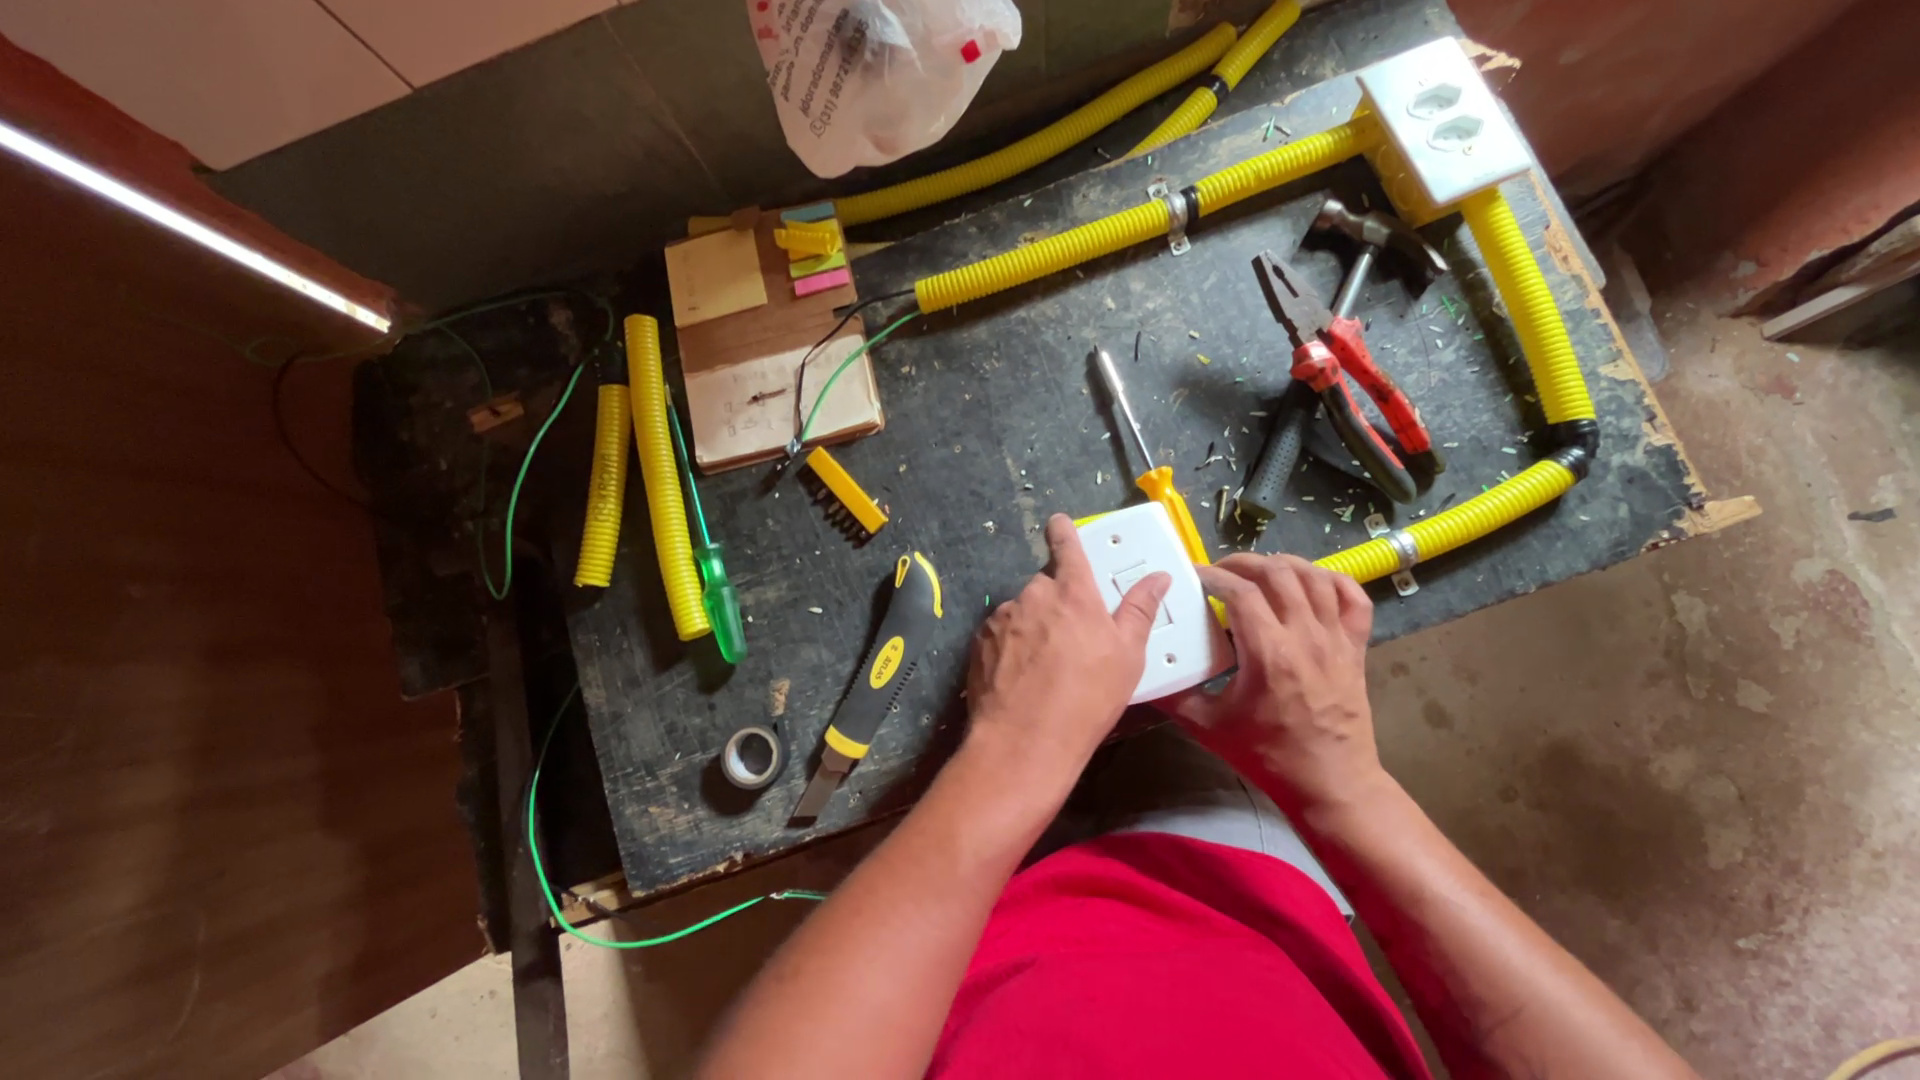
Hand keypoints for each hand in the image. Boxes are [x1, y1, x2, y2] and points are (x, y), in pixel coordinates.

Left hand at [964, 514, 1169, 784]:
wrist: (1024, 740)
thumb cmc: (1086, 698)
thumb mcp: (1128, 657)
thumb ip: (1140, 610)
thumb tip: (1158, 577)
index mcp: (1073, 592)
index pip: (1067, 544)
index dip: (1063, 530)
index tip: (1058, 522)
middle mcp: (1033, 595)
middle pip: (1045, 583)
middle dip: (1056, 599)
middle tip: (1071, 635)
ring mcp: (1002, 618)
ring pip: (1022, 610)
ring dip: (1032, 625)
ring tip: (1046, 665)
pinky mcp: (979, 641)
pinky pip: (1000, 633)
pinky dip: (1010, 646)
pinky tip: (1021, 675)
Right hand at [1164, 554, 1385, 817]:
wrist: (1330, 783)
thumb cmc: (1267, 755)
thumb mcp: (1208, 727)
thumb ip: (1174, 696)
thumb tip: (1144, 673)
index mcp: (1269, 654)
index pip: (1240, 592)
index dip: (1213, 576)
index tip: (1194, 577)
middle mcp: (1306, 637)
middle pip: (1278, 573)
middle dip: (1244, 562)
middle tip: (1221, 571)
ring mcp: (1336, 640)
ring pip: (1315, 577)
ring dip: (1284, 564)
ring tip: (1259, 572)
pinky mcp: (1356, 647)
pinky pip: (1353, 598)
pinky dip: (1331, 580)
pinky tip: (1310, 583)